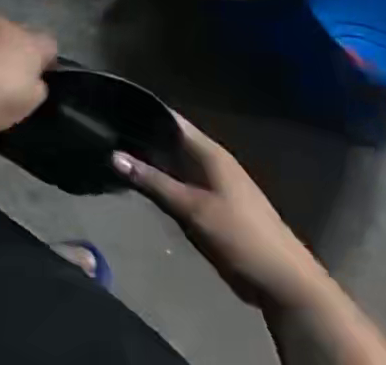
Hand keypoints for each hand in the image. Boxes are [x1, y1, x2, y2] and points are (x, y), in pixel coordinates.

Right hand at [114, 114, 330, 309]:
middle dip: (140, 136)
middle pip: (169, 141)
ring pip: (171, 164)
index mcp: (210, 153)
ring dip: (147, 160)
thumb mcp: (192, 208)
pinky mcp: (207, 204)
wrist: (281, 280)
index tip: (113, 105)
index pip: (171, 120)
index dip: (144, 111)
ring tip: (110, 150)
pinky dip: (157, 180)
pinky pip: (176, 184)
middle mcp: (208, 161)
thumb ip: (153, 181)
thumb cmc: (239, 235)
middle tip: (103, 131)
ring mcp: (209, 183)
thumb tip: (114, 154)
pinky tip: (135, 181)